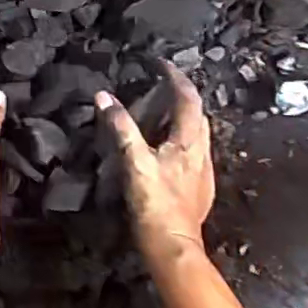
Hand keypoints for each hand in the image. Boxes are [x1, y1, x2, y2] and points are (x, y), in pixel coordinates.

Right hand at [96, 64, 214, 261]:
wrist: (173, 244)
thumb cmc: (155, 201)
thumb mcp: (134, 161)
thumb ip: (121, 127)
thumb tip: (104, 96)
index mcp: (189, 143)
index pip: (188, 100)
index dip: (176, 78)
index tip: (160, 63)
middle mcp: (201, 153)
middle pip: (198, 115)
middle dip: (182, 95)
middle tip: (159, 84)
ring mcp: (202, 170)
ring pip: (197, 132)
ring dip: (181, 115)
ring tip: (159, 110)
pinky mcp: (197, 185)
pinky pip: (191, 149)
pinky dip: (179, 135)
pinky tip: (164, 145)